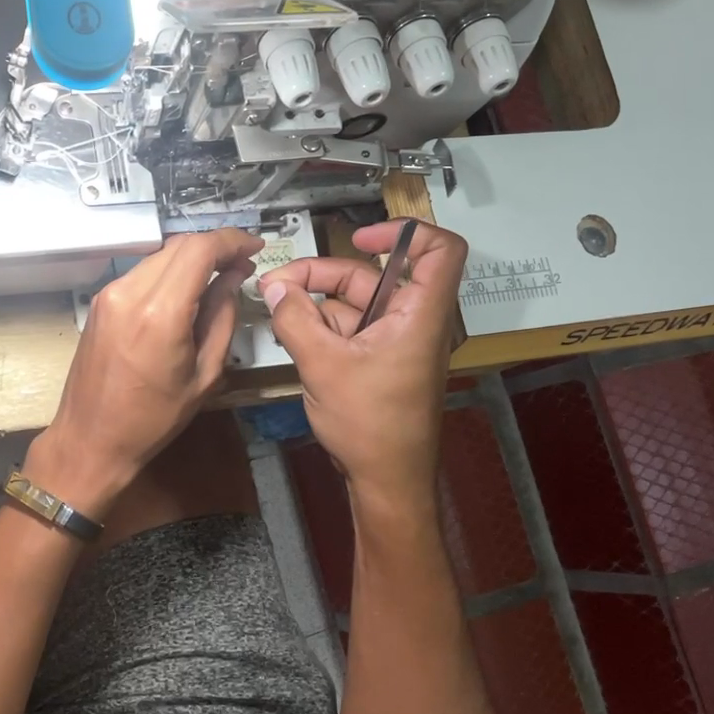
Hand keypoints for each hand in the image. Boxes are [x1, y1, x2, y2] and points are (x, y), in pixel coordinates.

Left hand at [28, 229, 263, 516]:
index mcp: (160, 312)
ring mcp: (109, 295)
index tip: (255, 247)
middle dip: (215, 247)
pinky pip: (141, 273)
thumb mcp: (204, 374)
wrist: (91, 440)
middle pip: (179, 245)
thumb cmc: (153, 419)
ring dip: (191, 259)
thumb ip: (223, 317)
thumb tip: (234, 277)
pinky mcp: (99, 303)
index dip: (232, 240)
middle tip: (242, 263)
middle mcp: (129, 293)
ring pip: (159, 256)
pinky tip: (186, 291)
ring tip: (218, 277)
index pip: (200, 249)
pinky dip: (168, 273)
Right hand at [259, 220, 467, 492]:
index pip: (440, 251)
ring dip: (313, 303)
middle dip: (322, 274)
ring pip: (352, 304)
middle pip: (371, 276)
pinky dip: (318, 327)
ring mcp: (392, 343)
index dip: (404, 233)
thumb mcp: (323, 365)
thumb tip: (273, 286)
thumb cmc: (369, 423)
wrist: (385, 480)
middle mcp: (410, 322)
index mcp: (418, 314)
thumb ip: (295, 320)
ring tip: (275, 311)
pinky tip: (288, 334)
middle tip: (276, 285)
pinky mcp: (375, 363)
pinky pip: (347, 331)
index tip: (358, 237)